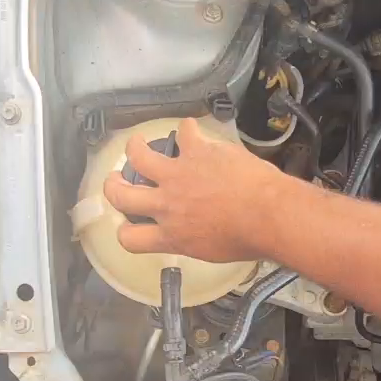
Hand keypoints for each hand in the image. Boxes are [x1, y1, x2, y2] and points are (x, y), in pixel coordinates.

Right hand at [103, 117, 295, 261]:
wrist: (268, 214)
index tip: (130, 224)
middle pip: (120, 195)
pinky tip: (192, 129)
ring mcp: (178, 175)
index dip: (125, 231)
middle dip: (112, 186)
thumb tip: (195, 232)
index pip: (130, 239)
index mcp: (172, 236)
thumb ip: (193, 239)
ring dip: (135, 148)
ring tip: (137, 144)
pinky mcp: (196, 151)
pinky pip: (184, 131)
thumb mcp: (212, 251)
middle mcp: (166, 205)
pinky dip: (188, 129)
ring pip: (139, 156)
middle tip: (116, 180)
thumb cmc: (250, 239)